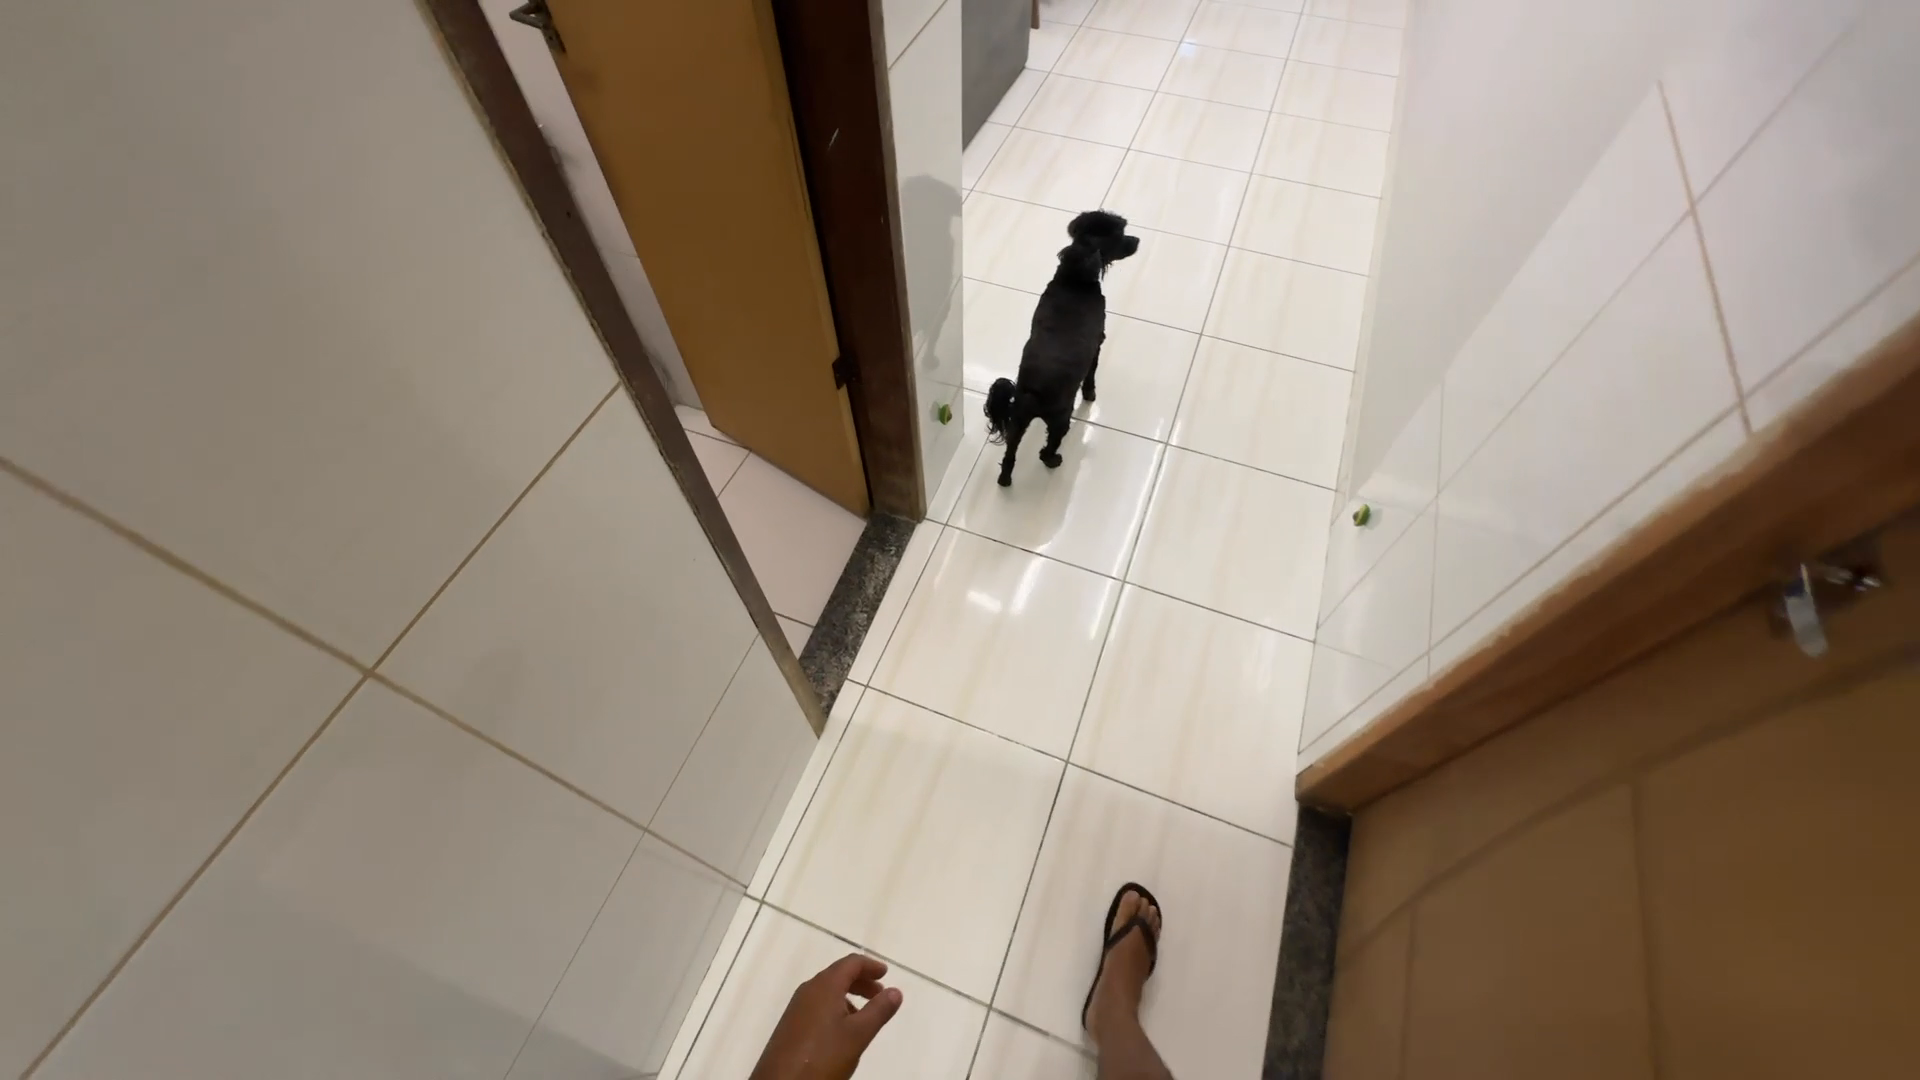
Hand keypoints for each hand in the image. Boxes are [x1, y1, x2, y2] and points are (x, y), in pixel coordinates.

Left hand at [748, 953, 903, 1079]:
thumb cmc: (822, 1056)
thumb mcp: (858, 1035)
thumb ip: (879, 1011)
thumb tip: (896, 990)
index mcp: (825, 985)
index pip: (851, 963)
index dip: (870, 965)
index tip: (885, 974)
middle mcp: (809, 989)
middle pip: (839, 975)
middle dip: (861, 981)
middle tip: (879, 994)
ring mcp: (796, 1007)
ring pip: (827, 991)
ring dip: (848, 996)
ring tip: (863, 1016)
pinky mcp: (790, 1025)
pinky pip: (817, 1006)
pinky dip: (834, 1008)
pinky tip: (840, 1032)